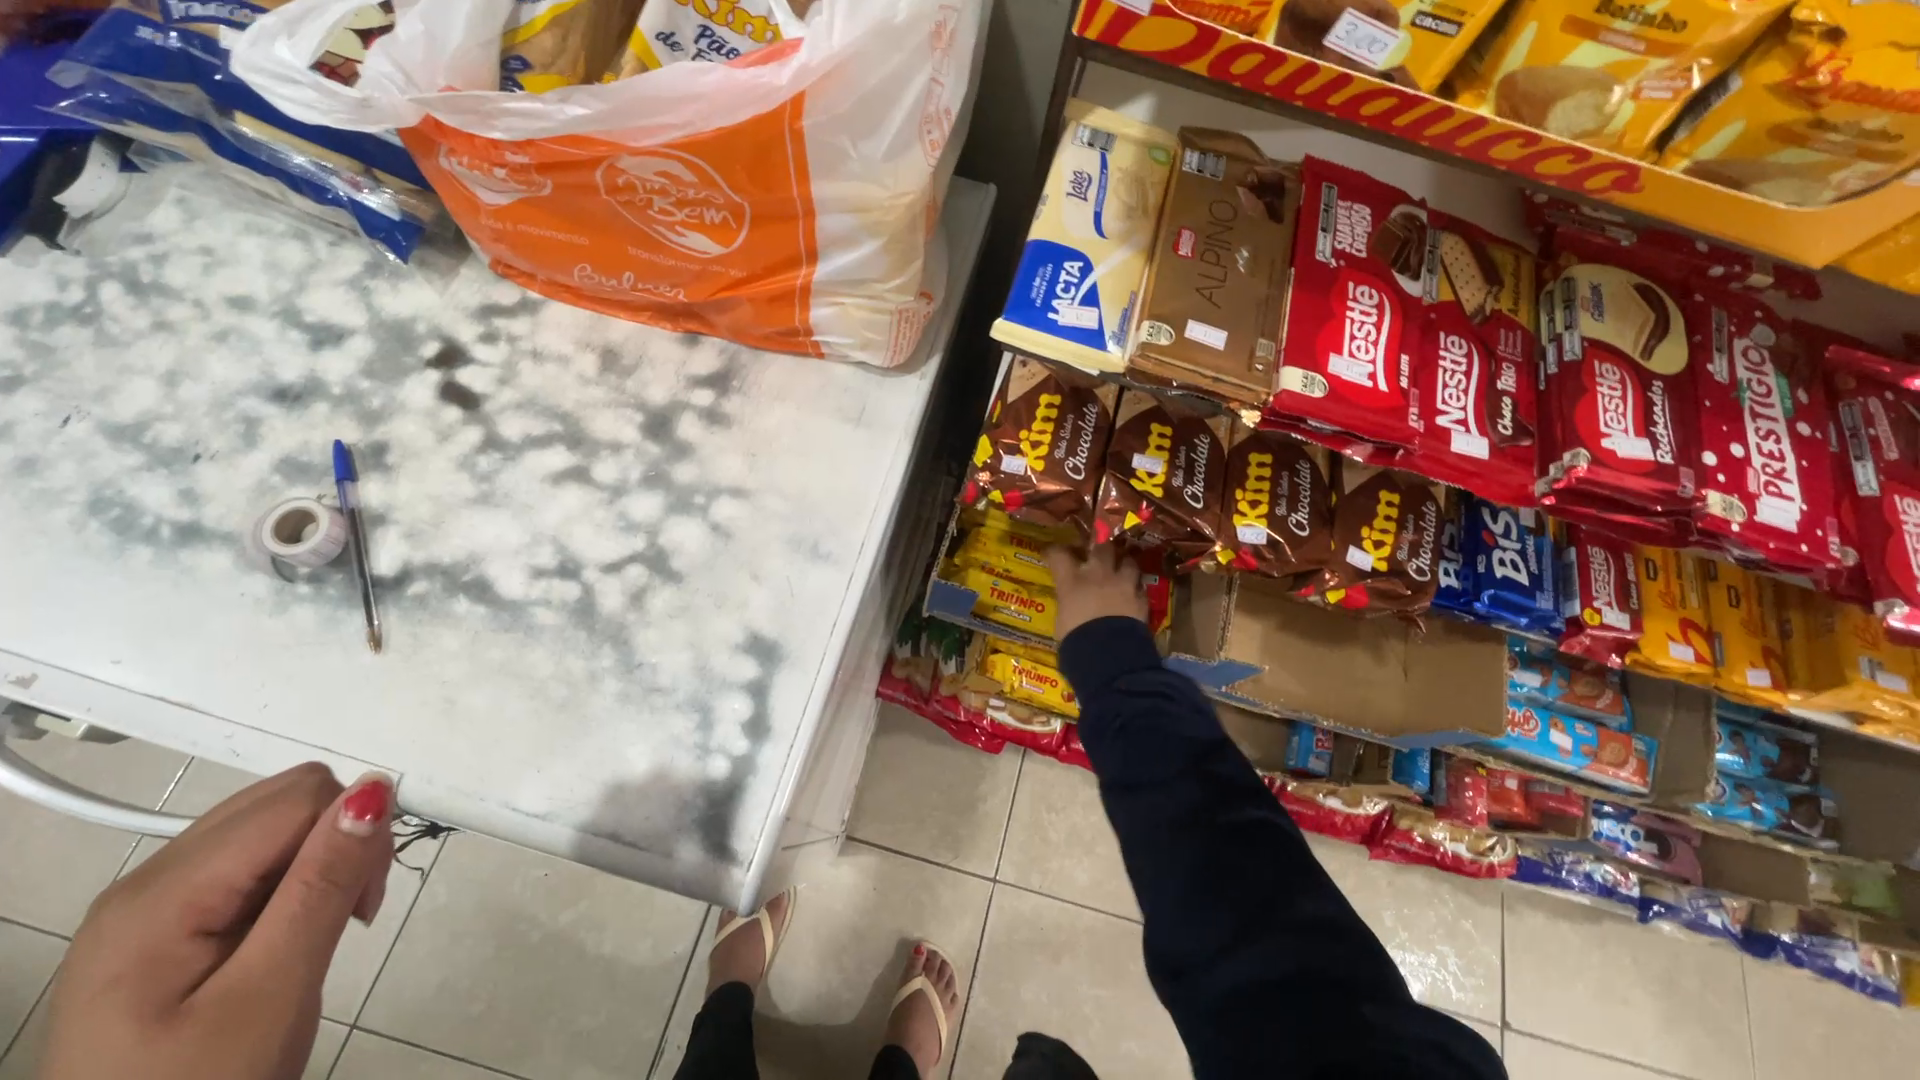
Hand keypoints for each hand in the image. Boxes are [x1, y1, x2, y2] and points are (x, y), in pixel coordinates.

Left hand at [41, 765, 395, 1079]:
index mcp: (163, 893)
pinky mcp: (165, 922)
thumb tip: (374, 792)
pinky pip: (251, 863)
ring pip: (272, 826)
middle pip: (281, 801)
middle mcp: (149, 879)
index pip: (295, 800)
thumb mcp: (271, 994)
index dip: (353, 833)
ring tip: (324, 930)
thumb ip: (321, 887)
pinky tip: (293, 935)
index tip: (365, 906)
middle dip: (340, 839)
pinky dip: (295, 883)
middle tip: (352, 914)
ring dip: (321, 861)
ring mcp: (151, 901)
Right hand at [1046, 545, 1147, 641]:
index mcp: (1072, 581)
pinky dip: (1136, 588)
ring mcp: (1123, 585)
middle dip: (1099, 546)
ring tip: (1121, 568)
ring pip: (1128, 561)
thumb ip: (1067, 606)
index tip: (1052, 553)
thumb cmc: (1076, 642)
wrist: (1109, 656)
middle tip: (1097, 551)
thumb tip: (1069, 605)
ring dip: (1124, 563)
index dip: (1054, 551)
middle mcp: (1099, 575)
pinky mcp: (1141, 599)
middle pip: (1101, 547)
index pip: (1059, 555)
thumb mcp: (1062, 621)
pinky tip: (1133, 594)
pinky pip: (1140, 586)